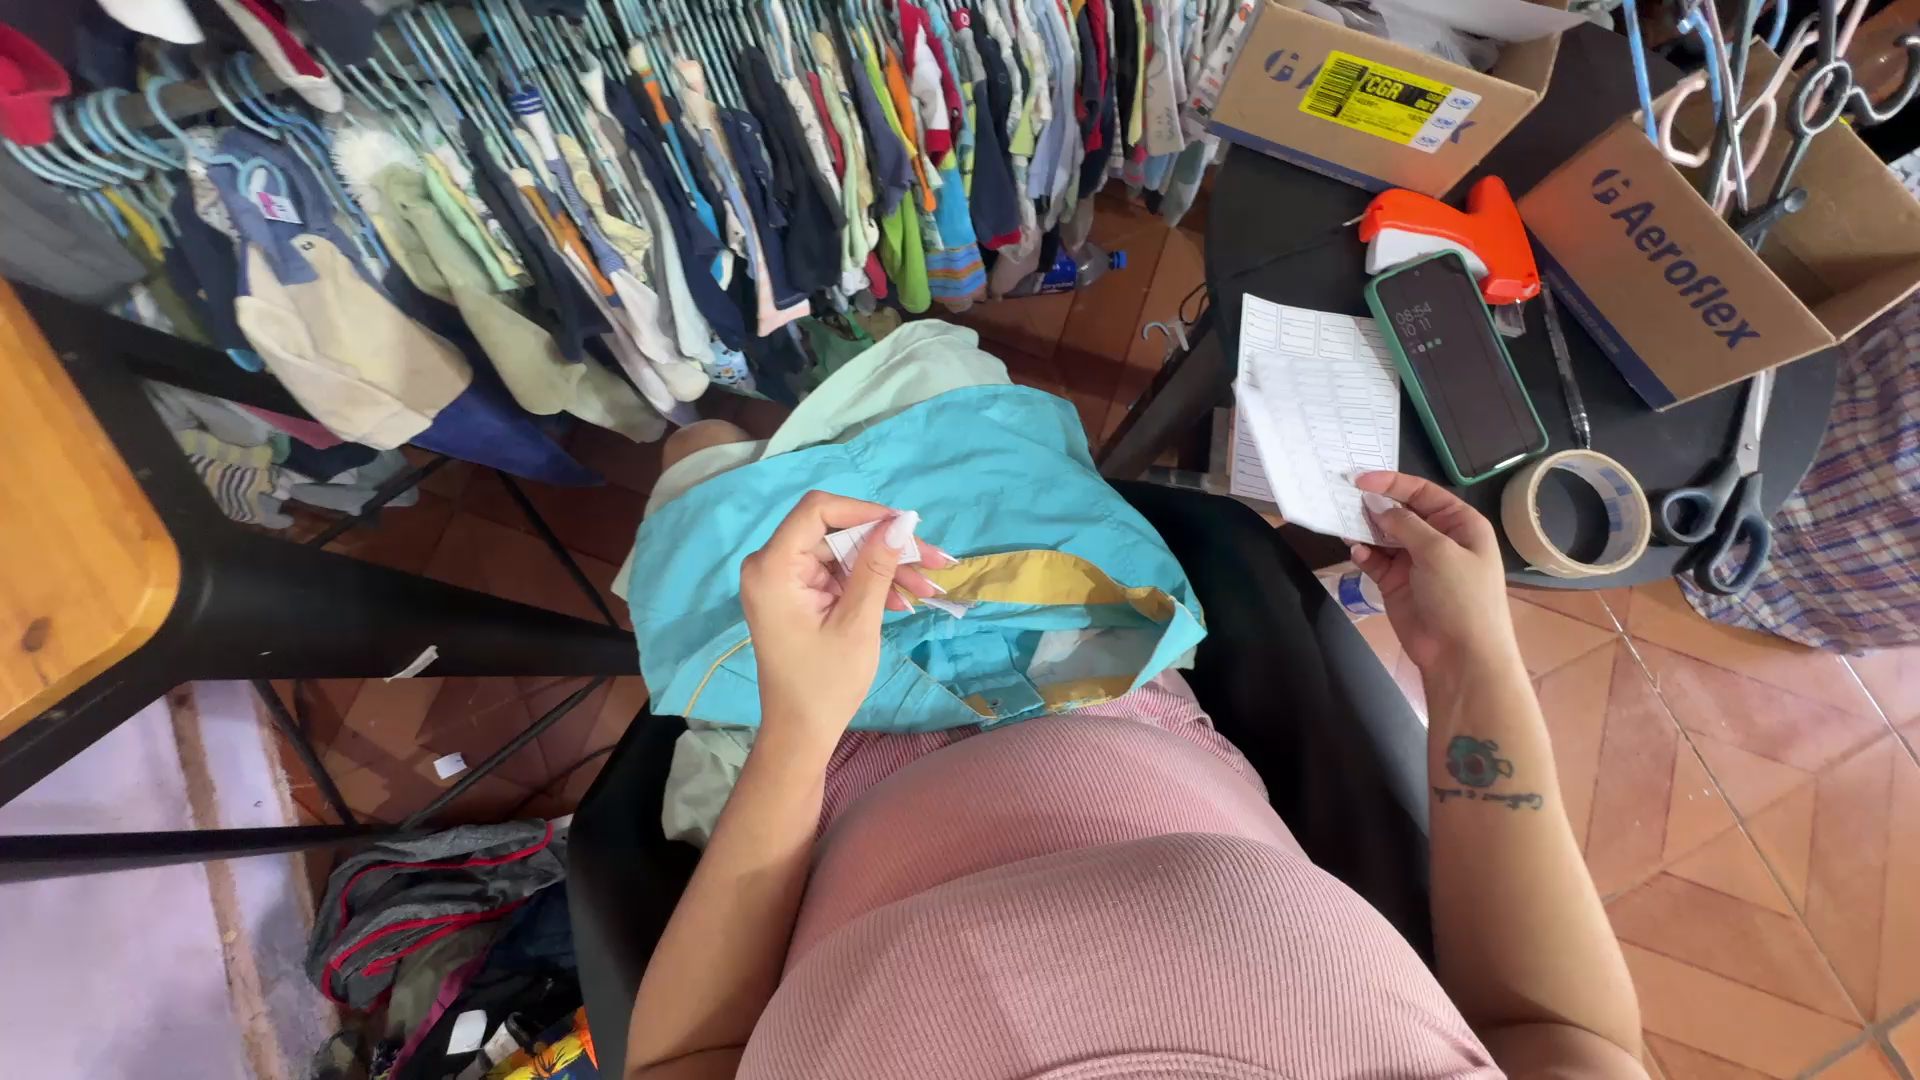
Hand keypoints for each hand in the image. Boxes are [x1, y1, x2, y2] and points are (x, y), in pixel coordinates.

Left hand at [738, 491, 950, 749]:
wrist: (801, 732)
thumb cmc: (825, 683)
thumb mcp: (857, 622)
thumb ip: (877, 567)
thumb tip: (901, 522)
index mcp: (774, 567)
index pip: (818, 510)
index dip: (865, 512)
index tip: (906, 527)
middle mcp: (773, 565)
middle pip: (838, 533)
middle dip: (887, 546)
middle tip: (935, 562)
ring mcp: (786, 580)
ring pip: (845, 554)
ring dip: (887, 568)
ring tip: (929, 589)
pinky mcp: (800, 594)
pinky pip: (840, 574)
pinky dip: (872, 584)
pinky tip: (904, 603)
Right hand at [1349, 472, 1518, 671]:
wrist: (1459, 653)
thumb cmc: (1461, 597)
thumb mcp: (1438, 553)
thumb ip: (1404, 524)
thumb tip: (1375, 503)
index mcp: (1459, 525)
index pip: (1423, 493)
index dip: (1392, 483)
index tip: (1359, 480)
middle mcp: (1436, 538)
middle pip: (1400, 512)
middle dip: (1374, 506)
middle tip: (1342, 499)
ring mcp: (1414, 561)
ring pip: (1382, 535)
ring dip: (1364, 529)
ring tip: (1343, 525)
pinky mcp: (1394, 581)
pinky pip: (1373, 560)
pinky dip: (1363, 554)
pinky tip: (1355, 553)